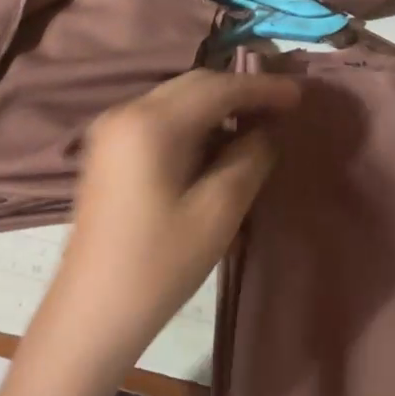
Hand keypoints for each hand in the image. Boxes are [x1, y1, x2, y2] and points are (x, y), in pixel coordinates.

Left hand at [53, 70, 301, 359]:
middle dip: (240, 91)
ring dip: (218, 105)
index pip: (217, 87)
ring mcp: (111, 131)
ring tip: (260, 122)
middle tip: (285, 106)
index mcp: (151, 124)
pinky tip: (220, 143)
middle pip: (194, 85)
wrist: (93, 311)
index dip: (262, 88)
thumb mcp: (218, 211)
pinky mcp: (109, 152)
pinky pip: (160, 119)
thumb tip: (268, 130)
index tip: (301, 95)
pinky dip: (195, 122)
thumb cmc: (159, 264)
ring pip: (176, 100)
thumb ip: (250, 159)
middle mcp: (126, 113)